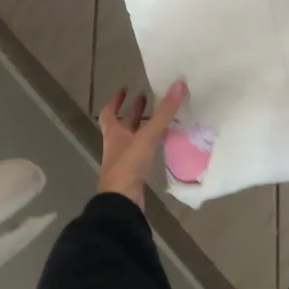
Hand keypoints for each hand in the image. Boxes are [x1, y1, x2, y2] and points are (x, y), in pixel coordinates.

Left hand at [96, 80, 186, 209]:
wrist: (122, 203)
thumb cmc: (128, 166)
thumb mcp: (147, 136)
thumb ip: (163, 112)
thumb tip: (179, 84)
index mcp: (114, 134)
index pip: (109, 113)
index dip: (115, 100)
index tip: (125, 88)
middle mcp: (117, 145)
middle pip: (123, 125)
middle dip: (134, 111)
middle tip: (147, 98)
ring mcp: (125, 160)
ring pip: (134, 138)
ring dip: (144, 126)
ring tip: (160, 116)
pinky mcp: (135, 173)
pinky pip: (143, 152)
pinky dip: (151, 143)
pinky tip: (163, 140)